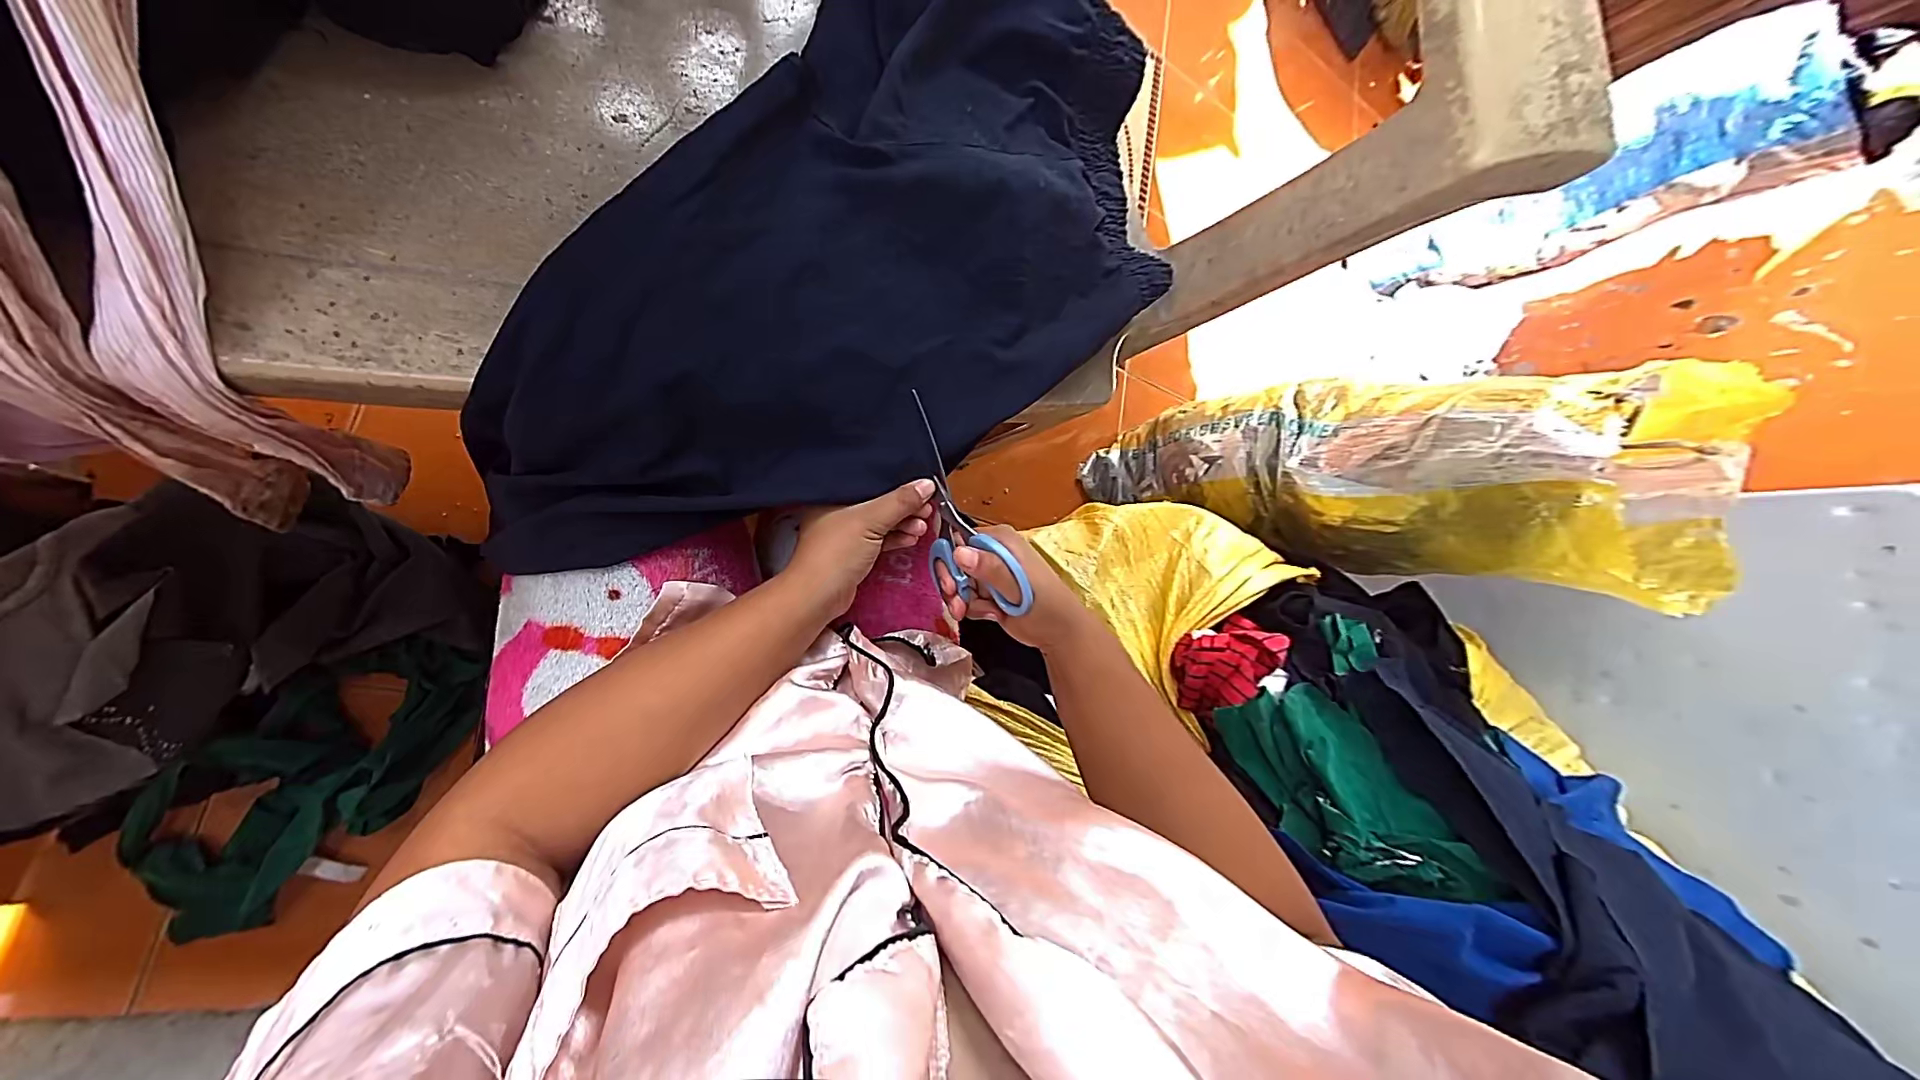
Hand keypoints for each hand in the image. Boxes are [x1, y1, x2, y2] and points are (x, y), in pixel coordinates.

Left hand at [782, 479, 936, 617]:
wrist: (818, 597)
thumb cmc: (834, 555)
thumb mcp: (870, 520)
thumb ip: (899, 501)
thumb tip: (925, 485)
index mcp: (833, 497)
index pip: (872, 484)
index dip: (898, 485)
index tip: (922, 490)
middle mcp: (837, 513)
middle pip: (879, 503)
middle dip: (905, 507)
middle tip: (926, 509)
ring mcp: (846, 535)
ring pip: (881, 523)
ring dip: (903, 524)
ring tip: (922, 525)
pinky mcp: (854, 554)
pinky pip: (879, 540)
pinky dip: (896, 538)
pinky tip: (911, 538)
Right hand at [933, 523, 1095, 652]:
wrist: (1060, 633)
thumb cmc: (1046, 606)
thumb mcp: (1018, 587)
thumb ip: (990, 569)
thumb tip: (960, 552)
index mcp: (1001, 541)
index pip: (959, 540)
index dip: (950, 561)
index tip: (951, 584)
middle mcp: (994, 552)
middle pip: (955, 561)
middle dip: (952, 584)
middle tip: (957, 603)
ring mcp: (992, 572)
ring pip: (959, 581)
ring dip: (960, 599)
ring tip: (968, 612)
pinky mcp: (990, 591)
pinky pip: (968, 596)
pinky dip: (971, 608)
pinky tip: (988, 614)